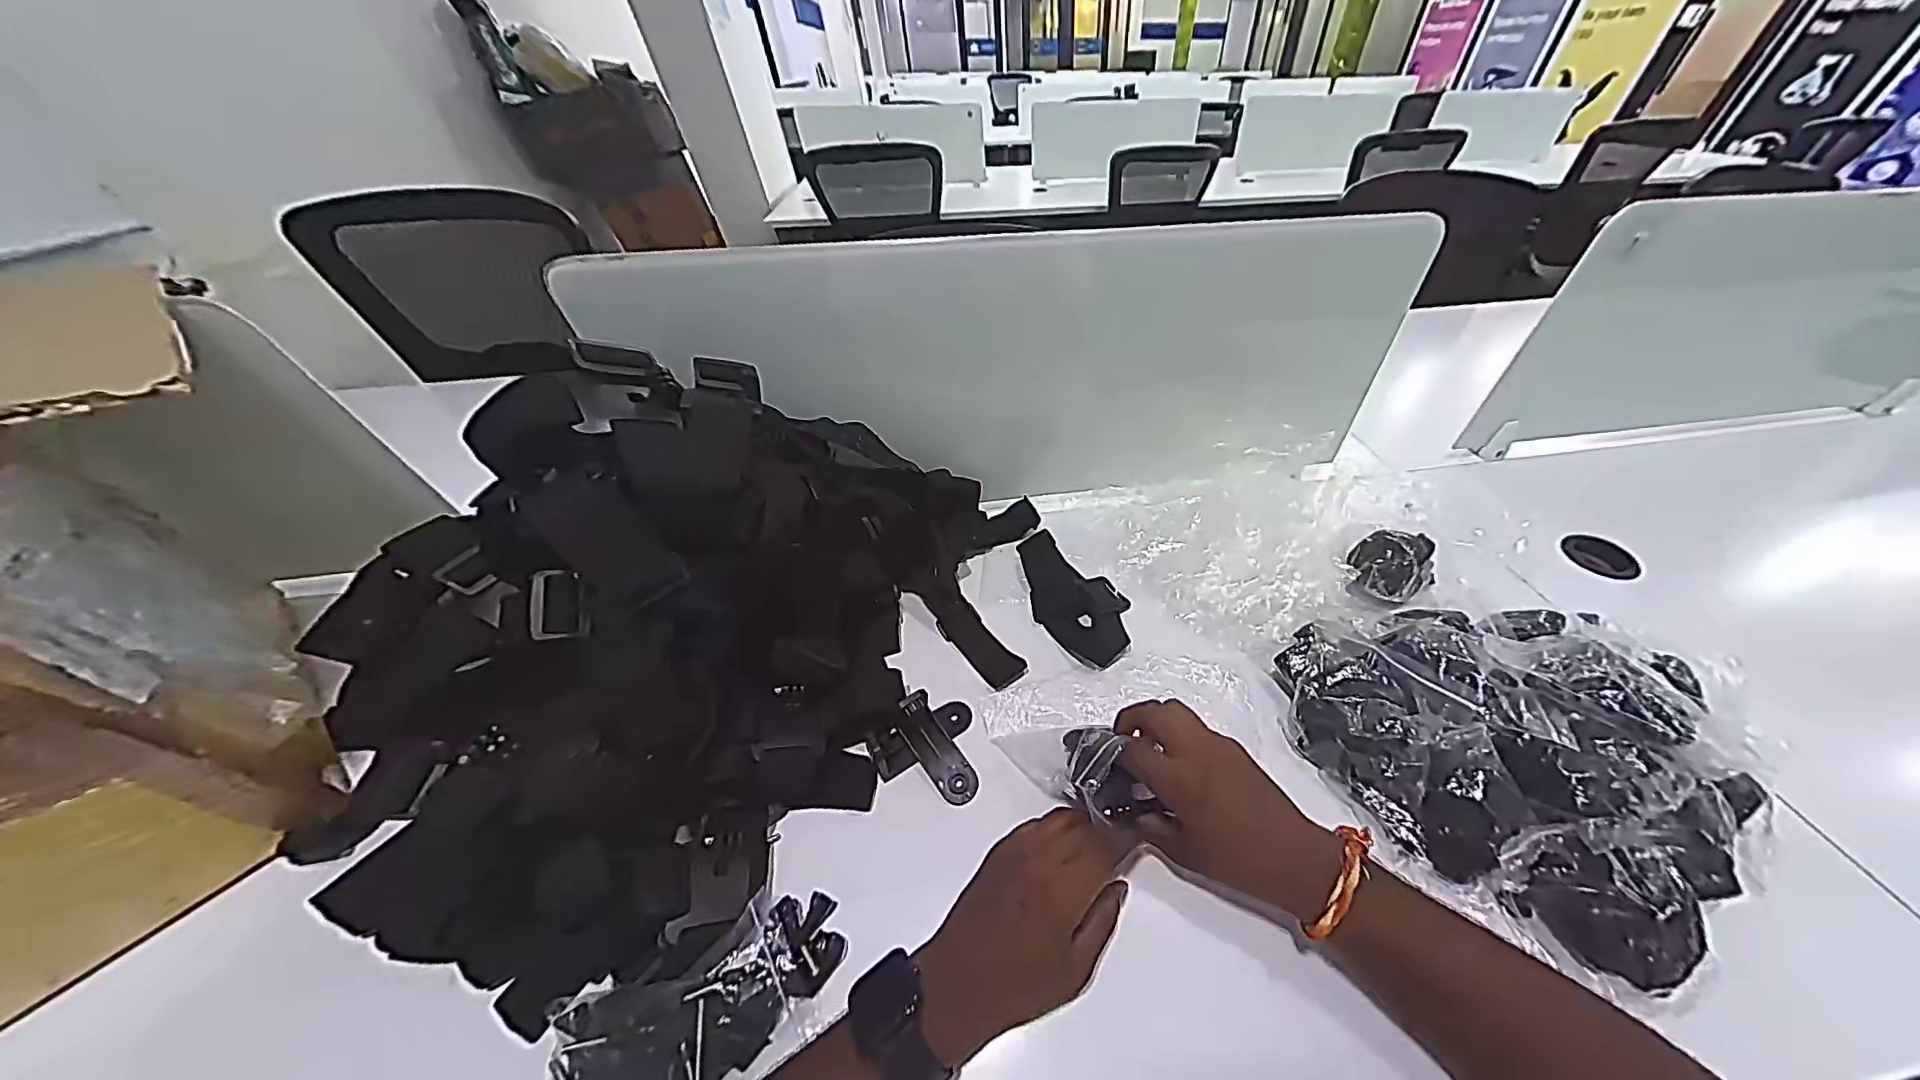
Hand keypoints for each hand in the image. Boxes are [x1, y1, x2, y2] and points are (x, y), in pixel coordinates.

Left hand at [912, 808, 1129, 1066]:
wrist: (959, 983)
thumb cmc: (1011, 985)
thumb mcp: (1076, 969)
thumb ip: (1103, 922)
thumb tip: (1116, 890)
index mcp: (1061, 891)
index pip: (1105, 846)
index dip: (1125, 842)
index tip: (1134, 844)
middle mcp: (1036, 862)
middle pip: (1084, 825)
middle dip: (1105, 835)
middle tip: (1115, 851)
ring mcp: (1014, 853)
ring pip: (1058, 818)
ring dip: (1079, 828)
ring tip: (1089, 850)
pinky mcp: (998, 853)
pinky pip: (1034, 825)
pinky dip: (1052, 829)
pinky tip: (1058, 851)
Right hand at [1116, 700, 1340, 919]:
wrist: (1296, 859)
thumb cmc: (1240, 862)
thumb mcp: (1182, 850)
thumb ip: (1148, 825)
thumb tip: (1128, 811)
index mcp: (1180, 778)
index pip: (1132, 748)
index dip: (1113, 754)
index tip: (1106, 764)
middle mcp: (1198, 752)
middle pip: (1154, 711)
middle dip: (1131, 719)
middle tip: (1123, 741)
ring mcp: (1219, 745)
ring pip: (1177, 712)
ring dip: (1156, 722)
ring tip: (1148, 749)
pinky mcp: (1234, 749)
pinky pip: (1197, 728)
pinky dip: (1179, 735)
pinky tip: (1178, 766)